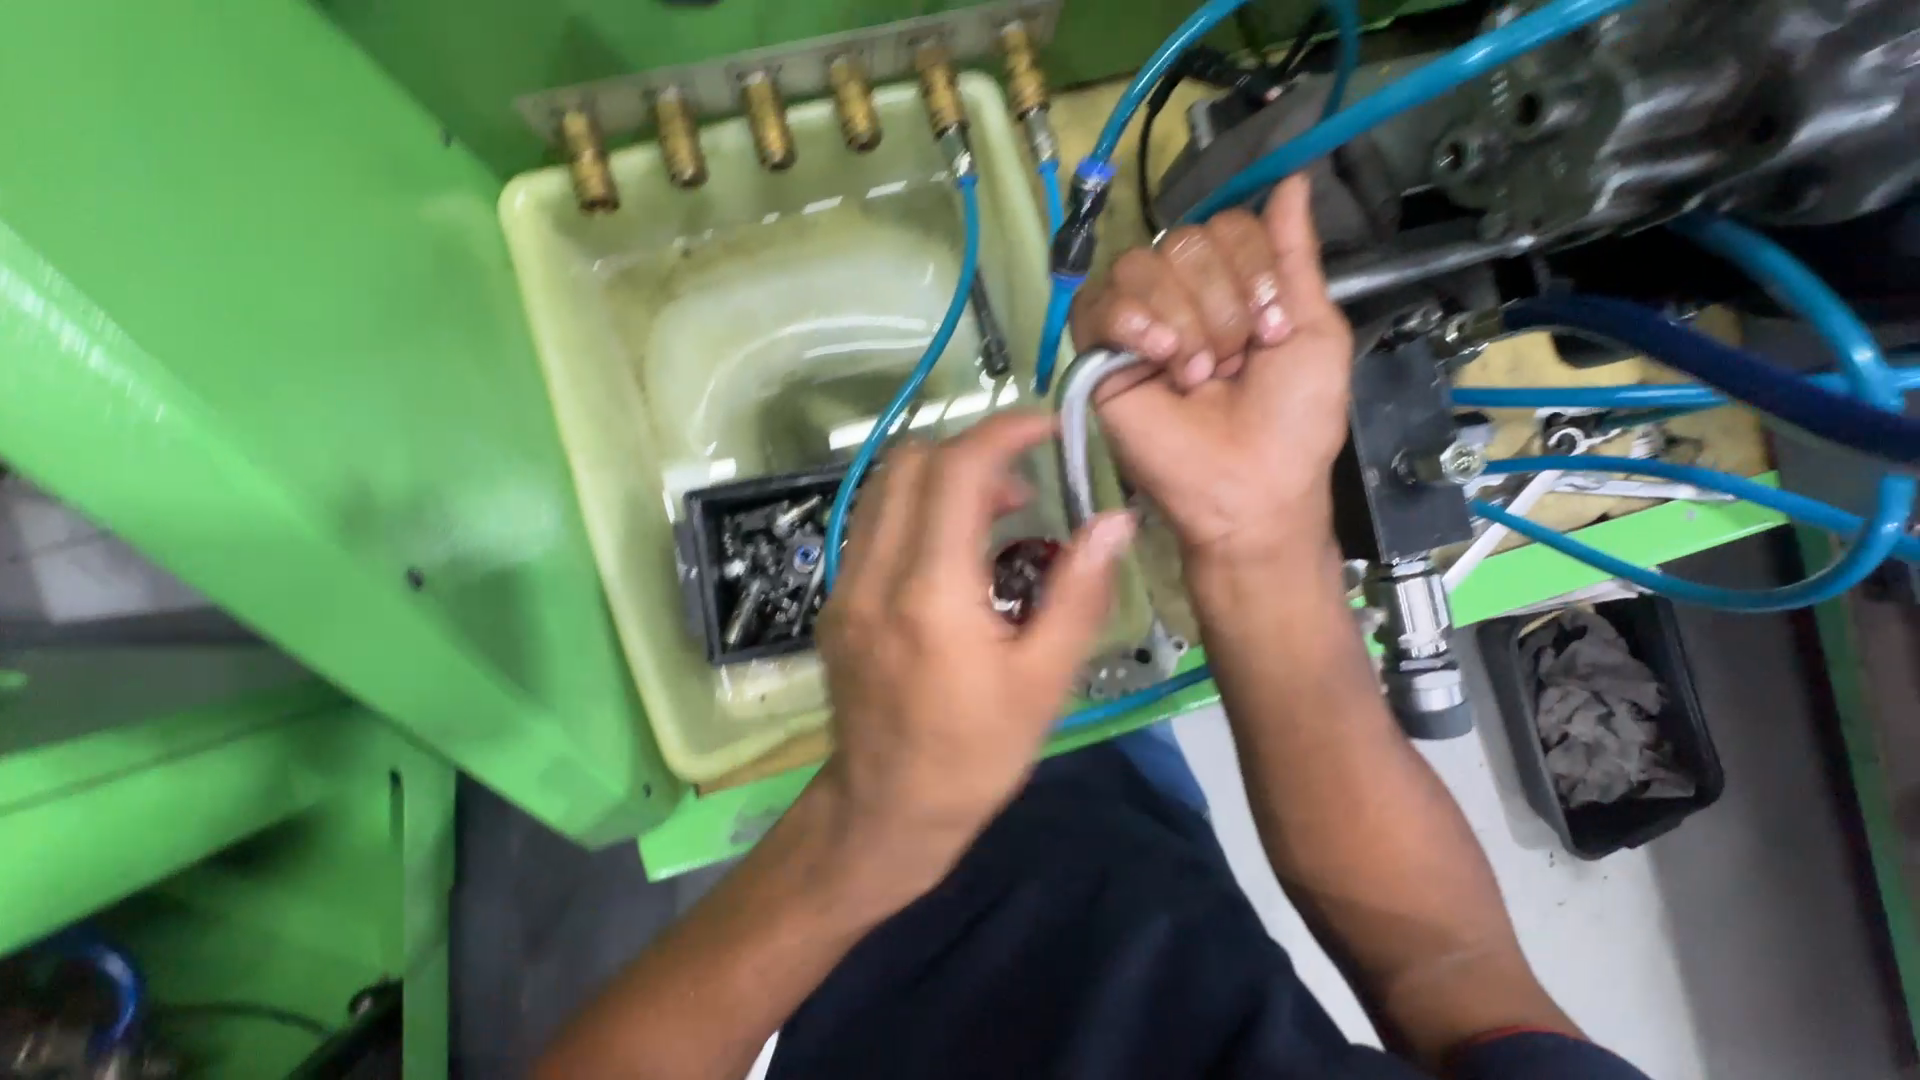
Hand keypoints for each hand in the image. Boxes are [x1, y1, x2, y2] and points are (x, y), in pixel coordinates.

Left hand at [811, 411, 1136, 894]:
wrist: (885, 811)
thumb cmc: (974, 756)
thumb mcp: (1043, 681)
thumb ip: (1078, 592)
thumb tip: (1114, 520)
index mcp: (930, 595)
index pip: (956, 472)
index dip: (1003, 433)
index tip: (1046, 427)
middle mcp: (874, 577)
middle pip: (912, 463)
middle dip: (973, 451)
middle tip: (1025, 483)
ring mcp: (845, 588)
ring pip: (886, 489)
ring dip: (943, 479)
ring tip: (999, 517)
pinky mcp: (835, 604)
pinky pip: (874, 526)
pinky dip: (918, 512)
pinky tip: (956, 555)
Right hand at [1069, 176, 1352, 569]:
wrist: (1251, 485)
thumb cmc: (1292, 420)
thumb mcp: (1314, 330)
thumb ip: (1295, 256)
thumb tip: (1291, 179)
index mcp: (1230, 289)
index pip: (1225, 226)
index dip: (1252, 267)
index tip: (1273, 330)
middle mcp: (1181, 299)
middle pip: (1183, 240)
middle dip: (1221, 300)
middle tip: (1234, 361)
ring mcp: (1136, 329)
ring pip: (1141, 266)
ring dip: (1183, 317)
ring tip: (1197, 372)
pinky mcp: (1099, 360)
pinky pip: (1096, 305)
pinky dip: (1131, 321)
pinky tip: (1159, 356)